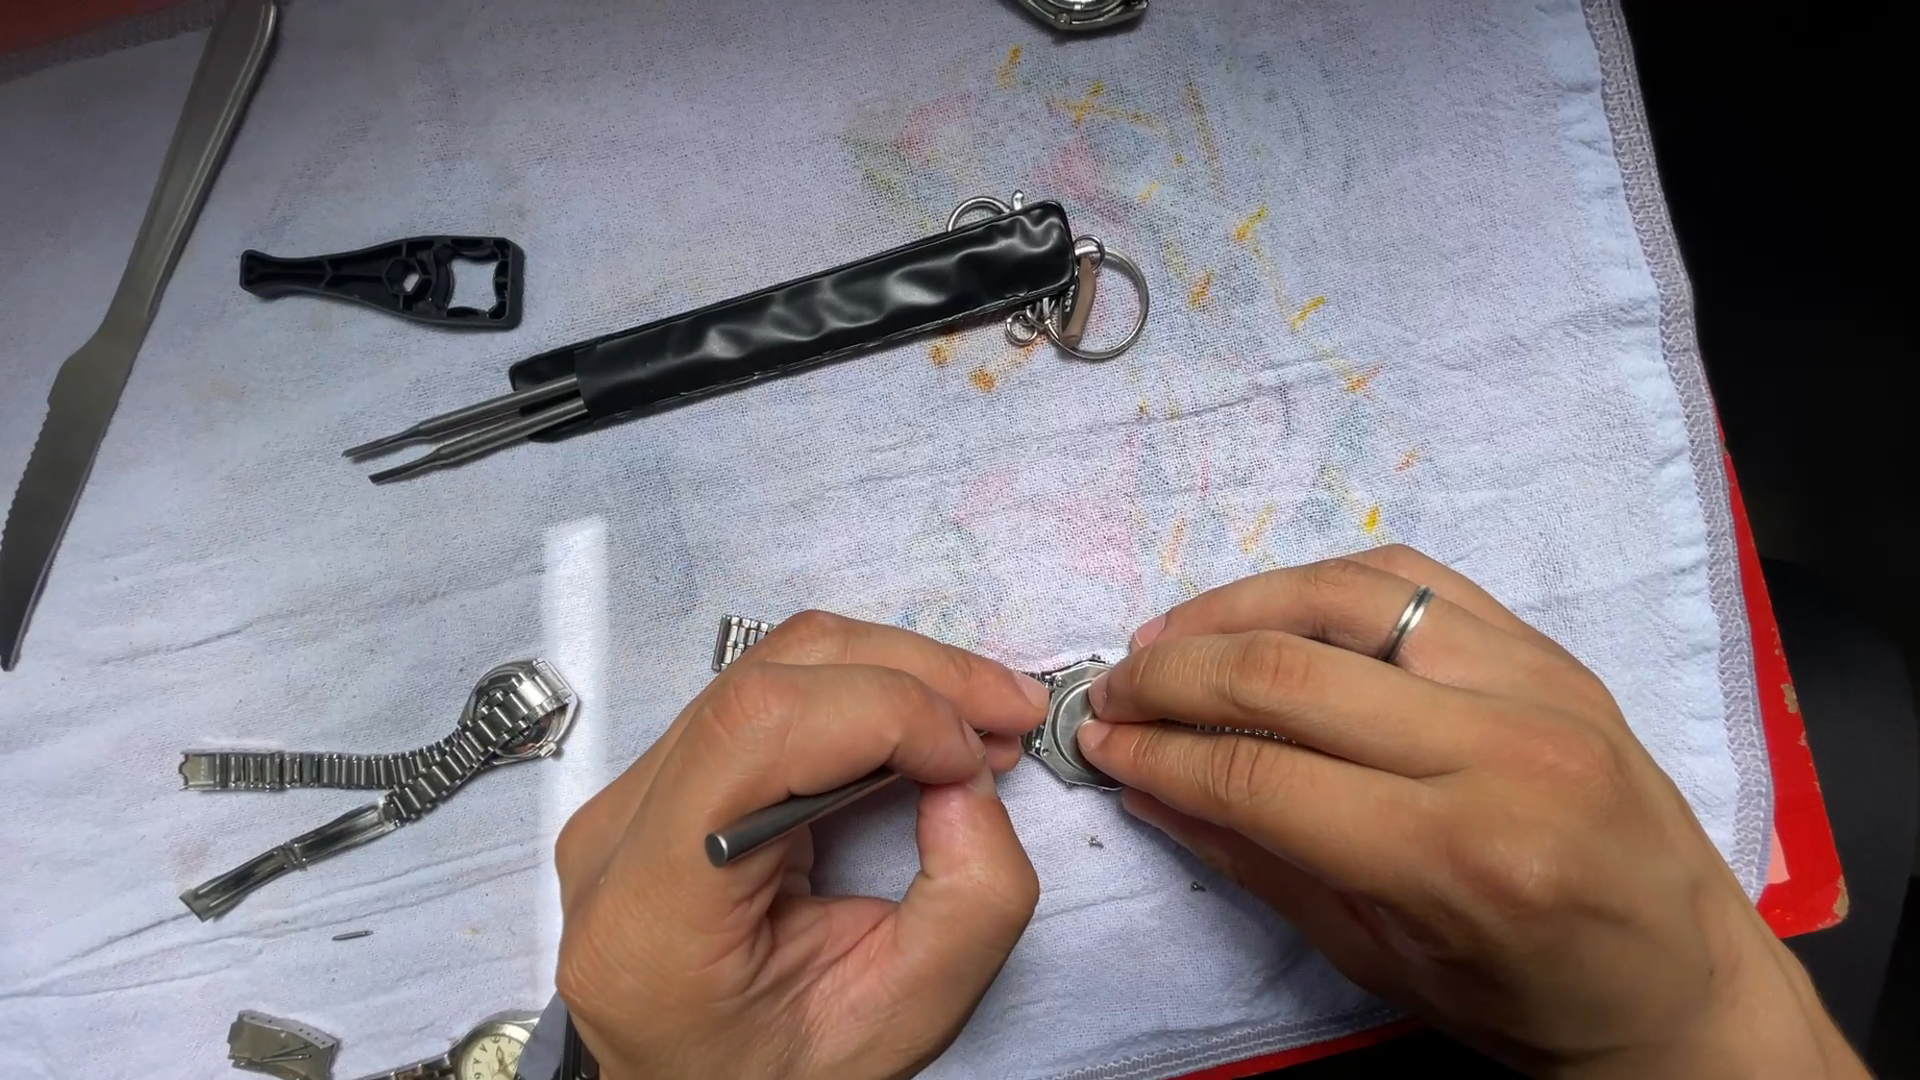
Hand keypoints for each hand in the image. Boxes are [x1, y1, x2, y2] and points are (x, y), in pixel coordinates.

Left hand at [553, 612, 1046, 1079]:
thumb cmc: (773, 1073)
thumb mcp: (897, 1022)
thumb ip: (968, 904)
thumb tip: (968, 775)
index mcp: (653, 906)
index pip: (758, 727)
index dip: (887, 712)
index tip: (971, 759)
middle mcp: (625, 822)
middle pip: (778, 671)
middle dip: (918, 673)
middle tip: (1006, 710)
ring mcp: (641, 782)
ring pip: (784, 658)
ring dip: (901, 670)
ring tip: (976, 715)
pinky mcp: (674, 763)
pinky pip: (782, 684)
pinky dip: (872, 685)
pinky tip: (923, 721)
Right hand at [1075, 547, 1865, 1078]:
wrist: (1688, 982)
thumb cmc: (1523, 997)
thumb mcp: (1368, 956)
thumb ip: (1244, 856)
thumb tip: (1139, 783)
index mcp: (1463, 857)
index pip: (1260, 777)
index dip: (1159, 753)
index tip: (1098, 741)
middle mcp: (1501, 748)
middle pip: (1285, 674)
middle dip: (1170, 676)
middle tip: (1111, 689)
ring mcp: (1530, 676)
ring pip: (1336, 596)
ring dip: (1224, 610)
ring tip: (1161, 638)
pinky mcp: (1537, 643)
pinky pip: (1398, 574)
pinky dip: (1305, 583)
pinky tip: (1257, 611)